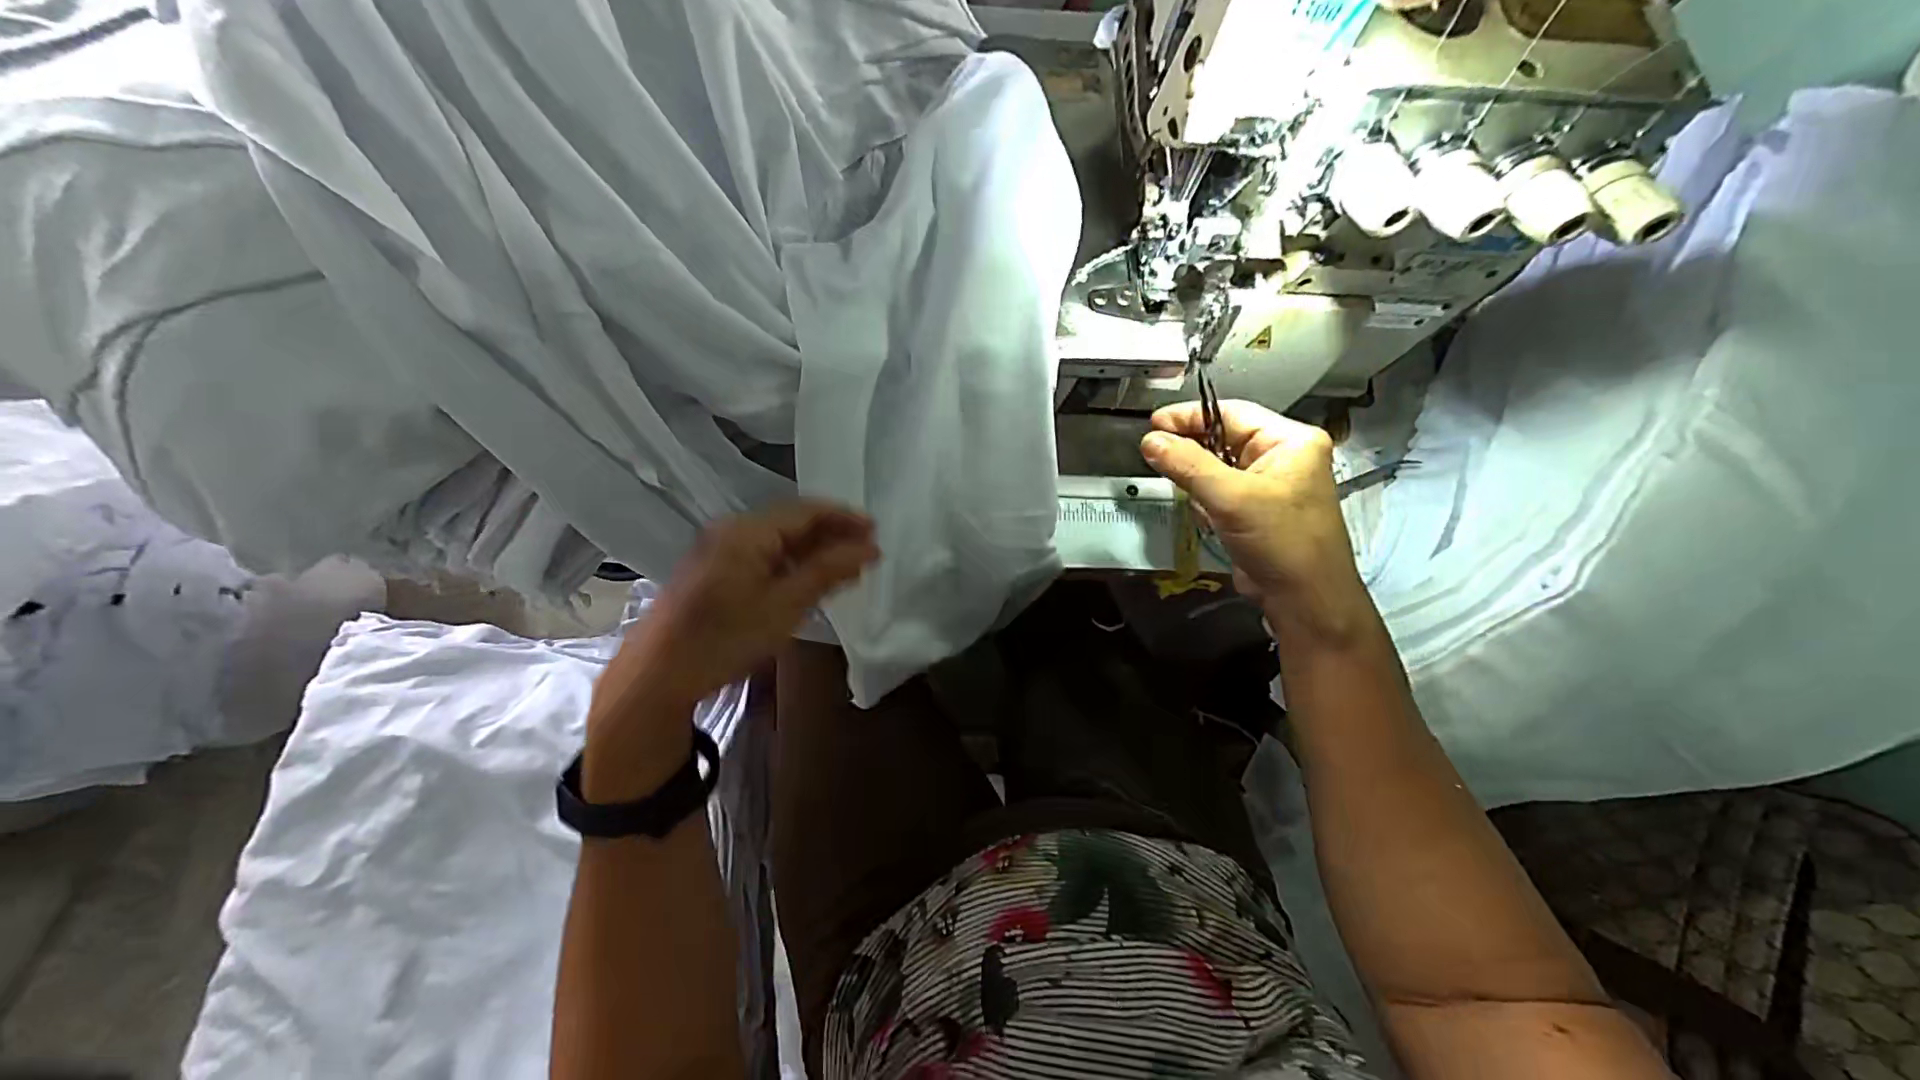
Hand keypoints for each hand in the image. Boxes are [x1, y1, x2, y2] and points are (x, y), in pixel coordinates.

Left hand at [586, 501, 876, 785]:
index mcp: (746, 531)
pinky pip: (762, 555)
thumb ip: (828, 572)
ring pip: (777, 540)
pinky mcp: (713, 571)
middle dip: (832, 534)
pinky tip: (810, 581)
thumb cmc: (725, 639)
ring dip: (813, 551)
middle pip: (792, 521)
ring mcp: (718, 550)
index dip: (845, 518)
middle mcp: (730, 530)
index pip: (806, 510)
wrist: (657, 677)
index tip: (878, 532)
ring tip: (847, 569)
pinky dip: (791, 564)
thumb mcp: (785, 606)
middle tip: (868, 553)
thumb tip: (869, 548)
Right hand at [1139, 400, 1371, 640]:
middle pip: (1222, 438)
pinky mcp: (1256, 510)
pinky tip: (1205, 516)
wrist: (1305, 599)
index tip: (1154, 423)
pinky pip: (1220, 492)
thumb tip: (1151, 440)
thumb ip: (1187, 465)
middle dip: (1191, 450)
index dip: (1189, 416)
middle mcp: (1282, 457)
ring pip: (1217, 467)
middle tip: (1155, 454)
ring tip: (1186, 492)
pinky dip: (1205, 500)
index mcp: (1289, 441)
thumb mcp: (1230, 498)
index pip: (1231, 413)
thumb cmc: (1282, 542)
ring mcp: (1269, 485)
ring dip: (1197, 480)